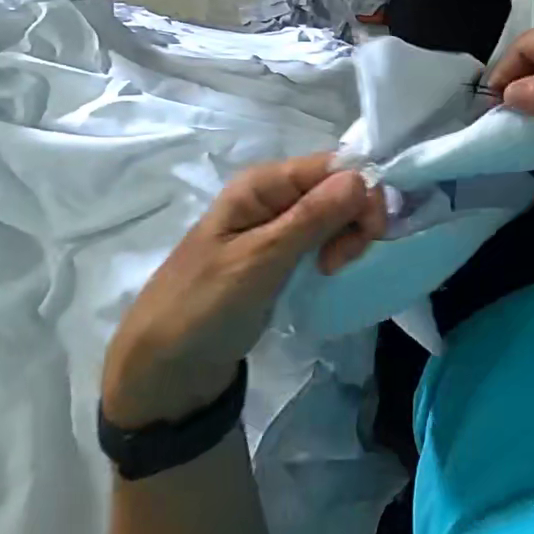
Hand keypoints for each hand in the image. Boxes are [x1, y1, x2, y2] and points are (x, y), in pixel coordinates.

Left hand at [101, 154, 384, 427]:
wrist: (165, 368)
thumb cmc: (203, 306)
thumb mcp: (259, 260)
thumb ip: (311, 218)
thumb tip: (363, 178)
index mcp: (264, 183)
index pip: (335, 166)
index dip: (361, 191)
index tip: (368, 234)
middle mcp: (275, 195)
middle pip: (341, 187)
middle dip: (355, 218)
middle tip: (341, 261)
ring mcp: (280, 225)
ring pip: (339, 214)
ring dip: (348, 239)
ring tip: (331, 272)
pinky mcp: (285, 254)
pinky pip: (326, 239)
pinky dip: (337, 253)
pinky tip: (329, 274)